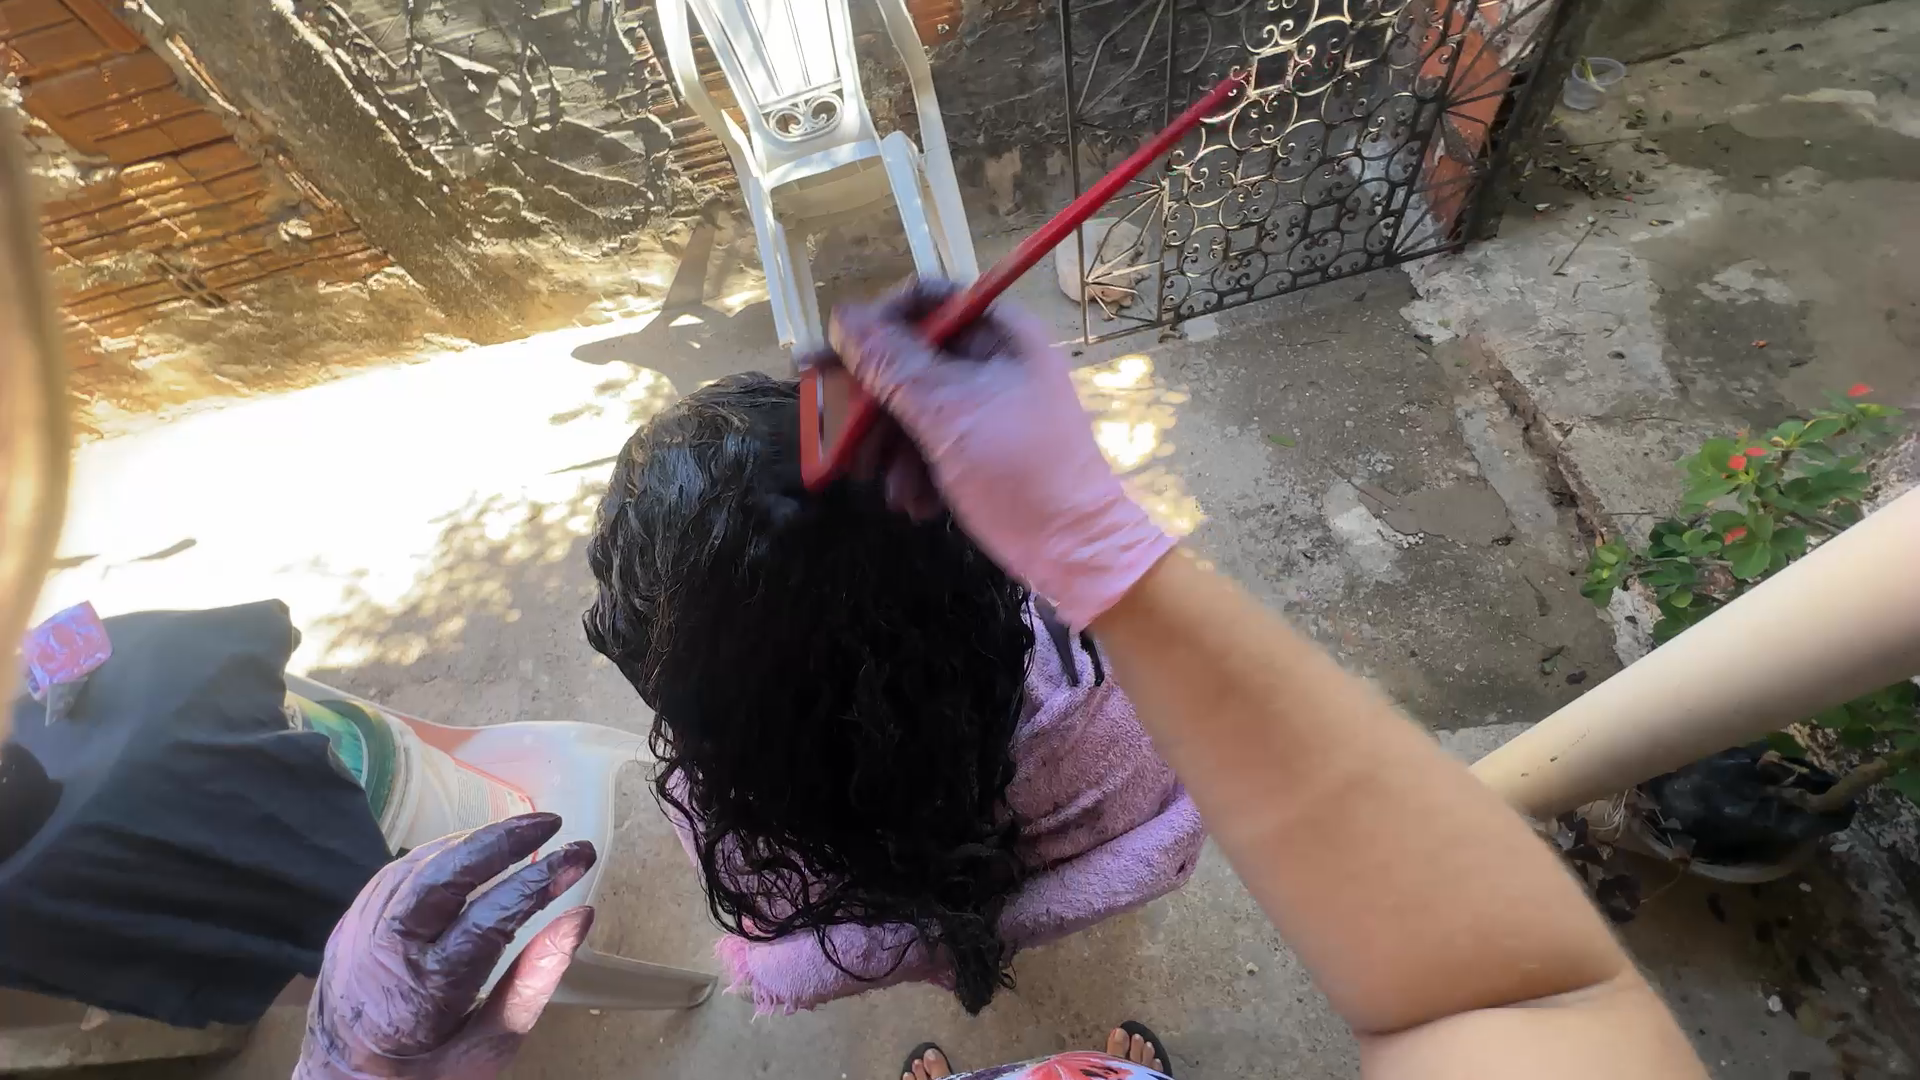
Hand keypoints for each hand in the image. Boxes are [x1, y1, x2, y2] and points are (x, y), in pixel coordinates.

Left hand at [294, 813, 596, 1079]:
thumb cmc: (426, 1076)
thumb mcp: (490, 1048)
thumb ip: (535, 981)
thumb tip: (582, 915)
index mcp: (422, 995)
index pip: (491, 918)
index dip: (541, 880)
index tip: (583, 855)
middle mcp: (382, 958)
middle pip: (443, 876)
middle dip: (503, 840)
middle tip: (552, 822)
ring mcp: (356, 938)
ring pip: (419, 866)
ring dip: (475, 841)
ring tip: (522, 832)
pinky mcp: (348, 927)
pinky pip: (398, 872)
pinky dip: (443, 853)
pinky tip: (474, 851)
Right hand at [823, 279, 1174, 628]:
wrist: (1076, 553)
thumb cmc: (1020, 475)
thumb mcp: (949, 417)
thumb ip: (892, 366)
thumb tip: (841, 317)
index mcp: (1000, 334)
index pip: (926, 301)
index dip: (876, 325)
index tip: (837, 359)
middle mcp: (995, 361)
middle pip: (912, 360)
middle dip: (876, 406)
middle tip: (838, 438)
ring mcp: (990, 406)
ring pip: (917, 408)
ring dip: (893, 450)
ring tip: (888, 491)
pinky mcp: (984, 447)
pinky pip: (935, 442)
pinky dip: (918, 471)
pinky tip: (917, 506)